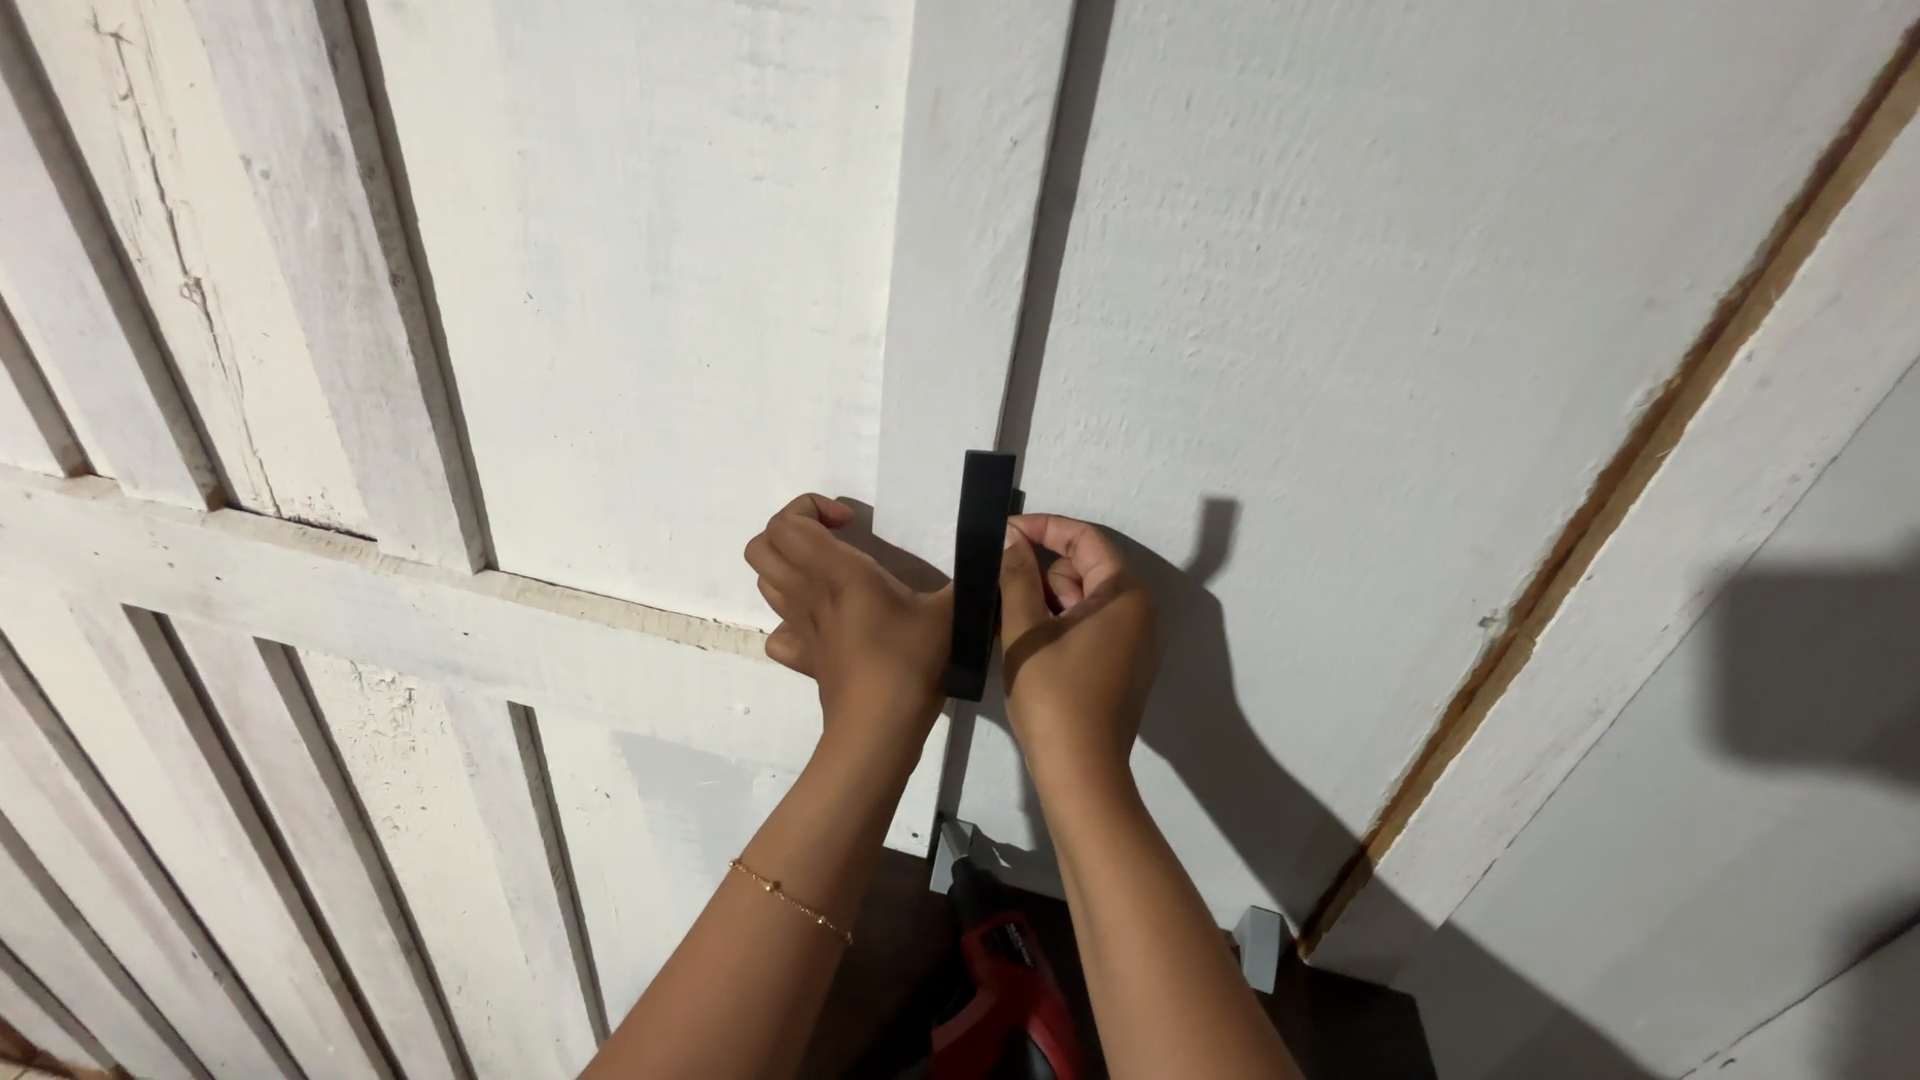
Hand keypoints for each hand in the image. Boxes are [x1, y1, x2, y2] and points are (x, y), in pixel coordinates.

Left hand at [744, 494, 953, 760]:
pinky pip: (778, 632)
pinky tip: (824, 625)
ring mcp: (799, 629)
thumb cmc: (911, 661)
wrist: (880, 729)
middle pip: (762, 546)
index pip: (786, 522)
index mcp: (837, 572)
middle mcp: (808, 594)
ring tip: (832, 575)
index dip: (809, 508)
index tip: (852, 522)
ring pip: (765, 583)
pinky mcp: (802, 658)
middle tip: (834, 539)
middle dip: (791, 531)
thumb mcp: (953, 613)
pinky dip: (791, 620)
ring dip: (790, 568)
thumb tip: (998, 551)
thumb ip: (976, 578)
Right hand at [998, 515, 1161, 781]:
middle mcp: (1140, 612)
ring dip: (1048, 597)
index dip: (1044, 528)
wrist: (1080, 773)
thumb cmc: (1053, 697)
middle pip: (1087, 566)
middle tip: (1003, 586)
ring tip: (1011, 618)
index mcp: (1125, 596)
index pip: (1086, 539)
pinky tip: (1027, 637)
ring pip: (1086, 597)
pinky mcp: (1123, 664)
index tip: (1006, 531)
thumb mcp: (1026, 631)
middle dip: (1044, 569)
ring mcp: (1134, 641)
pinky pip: (1091, 624)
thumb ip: (1017, 577)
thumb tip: (1011, 540)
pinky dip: (1060, 621)